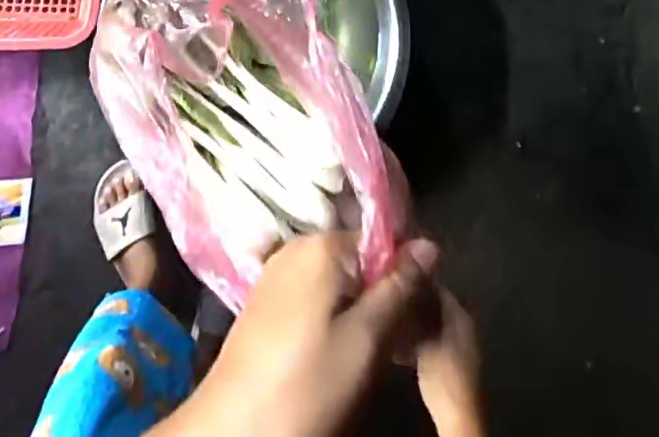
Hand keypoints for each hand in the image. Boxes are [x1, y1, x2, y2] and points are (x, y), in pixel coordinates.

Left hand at [155, 232, 438, 436]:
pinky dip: (334, 316)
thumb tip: (430, 243)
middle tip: (395, 340)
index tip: (417, 313)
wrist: (227, 435)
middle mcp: (298, 246)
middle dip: (382, 293)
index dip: (407, 275)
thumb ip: (399, 288)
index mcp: (323, 244)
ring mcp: (277, 272)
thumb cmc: (304, 386)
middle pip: (361, 259)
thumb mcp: (365, 341)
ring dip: (360, 309)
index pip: (385, 241)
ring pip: (340, 280)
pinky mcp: (266, 301)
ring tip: (368, 351)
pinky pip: (316, 294)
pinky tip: (336, 353)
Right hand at [411, 287, 482, 436]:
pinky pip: (438, 340)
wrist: (459, 413)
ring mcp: (462, 342)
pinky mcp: (456, 359)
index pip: (440, 289)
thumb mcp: (424, 344)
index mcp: (461, 314)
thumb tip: (407, 297)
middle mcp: (465, 323)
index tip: (400, 285)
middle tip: (396, 306)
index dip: (419, 285)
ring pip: (437, 324)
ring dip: (419, 324)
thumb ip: (418, 318)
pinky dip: (423, 340)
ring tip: (396, 326)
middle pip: (439, 306)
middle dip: (418, 305)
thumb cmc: (443, 373)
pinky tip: (404, 348)